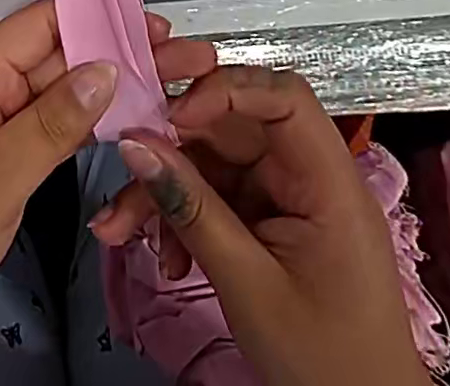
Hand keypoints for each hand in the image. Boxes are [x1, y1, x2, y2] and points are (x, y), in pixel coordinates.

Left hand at [0, 0, 217, 384]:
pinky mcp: (16, 159)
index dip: (95, 14)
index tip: (152, 21)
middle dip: (120, 51)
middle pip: (63, 56)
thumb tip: (106, 66)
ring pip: (67, 92)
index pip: (42, 24)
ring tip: (175, 83)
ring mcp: (7, 126)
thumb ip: (50, 123)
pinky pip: (61, 128)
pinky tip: (136, 122)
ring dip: (116, 86)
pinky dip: (97, 123)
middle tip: (186, 56)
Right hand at [91, 66, 429, 385]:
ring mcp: (282, 195)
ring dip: (162, 192)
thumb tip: (134, 144)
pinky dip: (178, 217)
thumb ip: (190, 208)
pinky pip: (210, 194)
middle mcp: (304, 175)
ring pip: (208, 162)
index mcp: (327, 181)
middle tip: (124, 174)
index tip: (172, 118)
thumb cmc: (327, 362)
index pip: (282, 98)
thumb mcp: (249, 284)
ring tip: (121, 229)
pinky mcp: (263, 216)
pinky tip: (162, 254)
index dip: (225, 90)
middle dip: (169, 151)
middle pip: (228, 129)